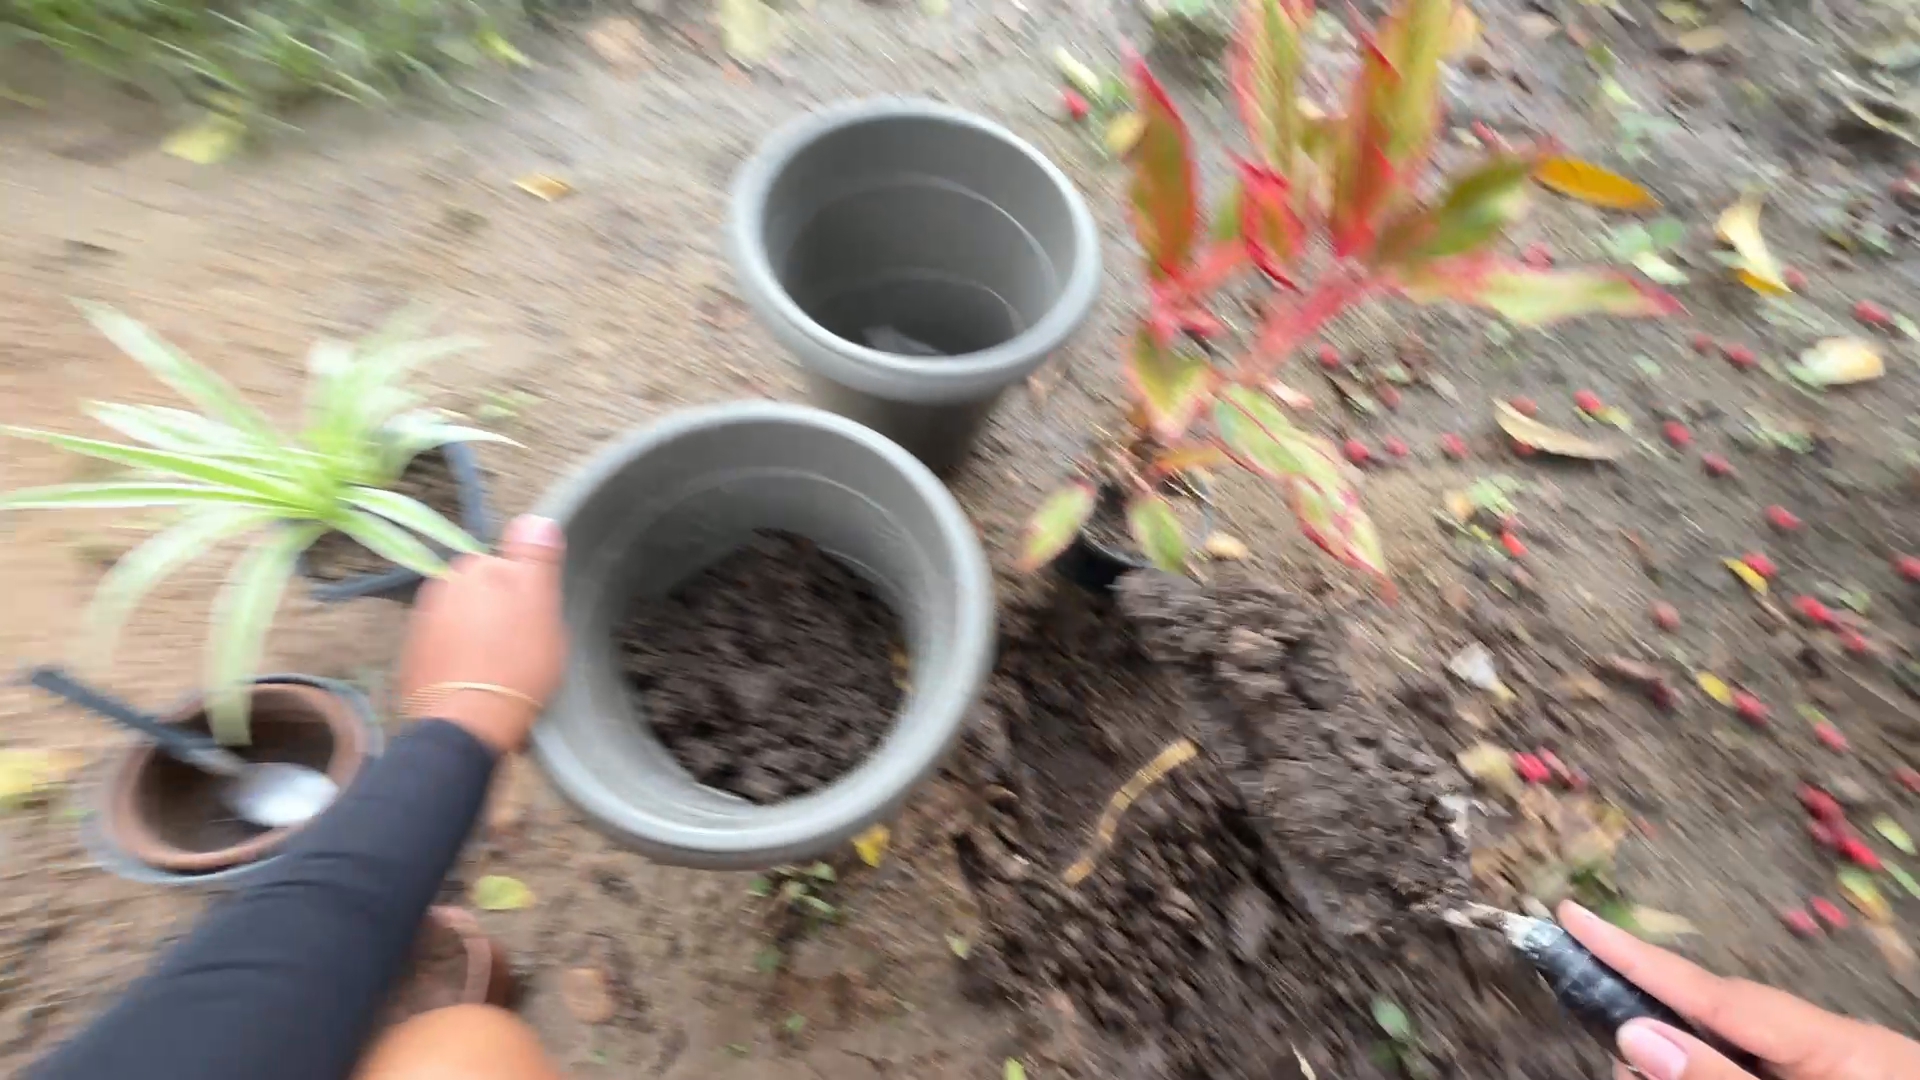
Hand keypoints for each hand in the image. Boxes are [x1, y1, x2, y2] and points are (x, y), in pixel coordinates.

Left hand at [395, 515, 566, 754]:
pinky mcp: (413, 657)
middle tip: (527, 639)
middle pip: (484, 587)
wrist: (467, 723)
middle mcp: (441, 587)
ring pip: (466, 615)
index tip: (540, 616)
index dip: (529, 587)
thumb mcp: (543, 604)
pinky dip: (464, 653)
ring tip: (505, 662)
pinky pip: (448, 642)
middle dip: (502, 605)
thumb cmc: (516, 661)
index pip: (508, 563)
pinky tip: (482, 675)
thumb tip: (536, 518)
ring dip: (483, 630)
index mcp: (473, 569)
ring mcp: (422, 622)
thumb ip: (537, 557)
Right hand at [1559, 900, 1919, 1079]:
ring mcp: (1844, 1065)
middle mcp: (1844, 1046)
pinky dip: (1719, 1070)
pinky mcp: (1836, 1077)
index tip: (1569, 914)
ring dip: (1684, 1059)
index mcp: (1848, 1048)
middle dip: (1655, 1025)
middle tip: (1610, 1047)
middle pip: (1721, 1017)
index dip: (1634, 953)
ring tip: (1645, 1070)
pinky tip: (1687, 1071)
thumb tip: (1633, 1033)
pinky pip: (1758, 1064)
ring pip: (1734, 1043)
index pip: (1714, 991)